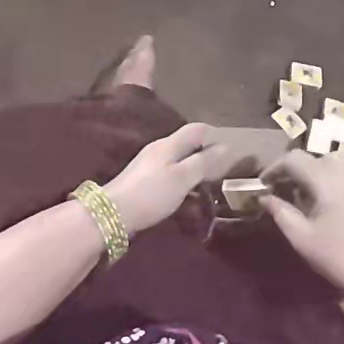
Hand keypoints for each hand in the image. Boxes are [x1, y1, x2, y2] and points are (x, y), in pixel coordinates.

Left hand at [102, 124, 240, 234]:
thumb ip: (204, 162)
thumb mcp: (183, 178)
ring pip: (177, 159)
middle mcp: (157, 150)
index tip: (231, 150)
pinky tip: (187, 193)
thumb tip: (227, 147)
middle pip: (186, 143)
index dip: (215, 135)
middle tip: (224, 168)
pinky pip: (169, 173)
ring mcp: (148, 165)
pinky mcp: (142, 181)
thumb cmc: (151, 194)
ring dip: (194, 167)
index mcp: (168, 144)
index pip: (196, 130)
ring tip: (209, 182)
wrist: (112, 214)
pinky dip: (182, 179)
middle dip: (205, 152)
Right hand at [259, 152, 343, 295]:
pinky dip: (329, 177)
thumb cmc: (337, 255)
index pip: (294, 159)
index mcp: (326, 179)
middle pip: (313, 157)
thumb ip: (280, 212)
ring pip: (332, 161)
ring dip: (312, 171)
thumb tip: (264, 198)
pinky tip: (322, 199)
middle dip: (292, 169)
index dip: (274, 168)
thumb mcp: (301, 237)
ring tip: (300, 192)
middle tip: (278, 189)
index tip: (262, 185)